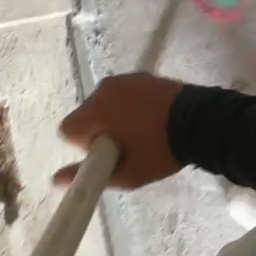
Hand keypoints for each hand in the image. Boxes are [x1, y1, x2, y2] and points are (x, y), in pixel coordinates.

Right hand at [53, 74, 184, 188]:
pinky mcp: (141, 75)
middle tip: (127, 145)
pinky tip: (150, 117)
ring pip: (104, 102)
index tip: (107, 152)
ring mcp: (123, 79)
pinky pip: (122, 93)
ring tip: (141, 131)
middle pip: (86, 114)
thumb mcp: (125, 173)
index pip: (67, 129)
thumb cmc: (159, 151)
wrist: (200, 122)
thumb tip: (54, 180)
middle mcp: (102, 90)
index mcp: (93, 111)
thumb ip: (87, 176)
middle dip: (99, 129)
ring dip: (113, 116)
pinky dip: (129, 104)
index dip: (84, 144)